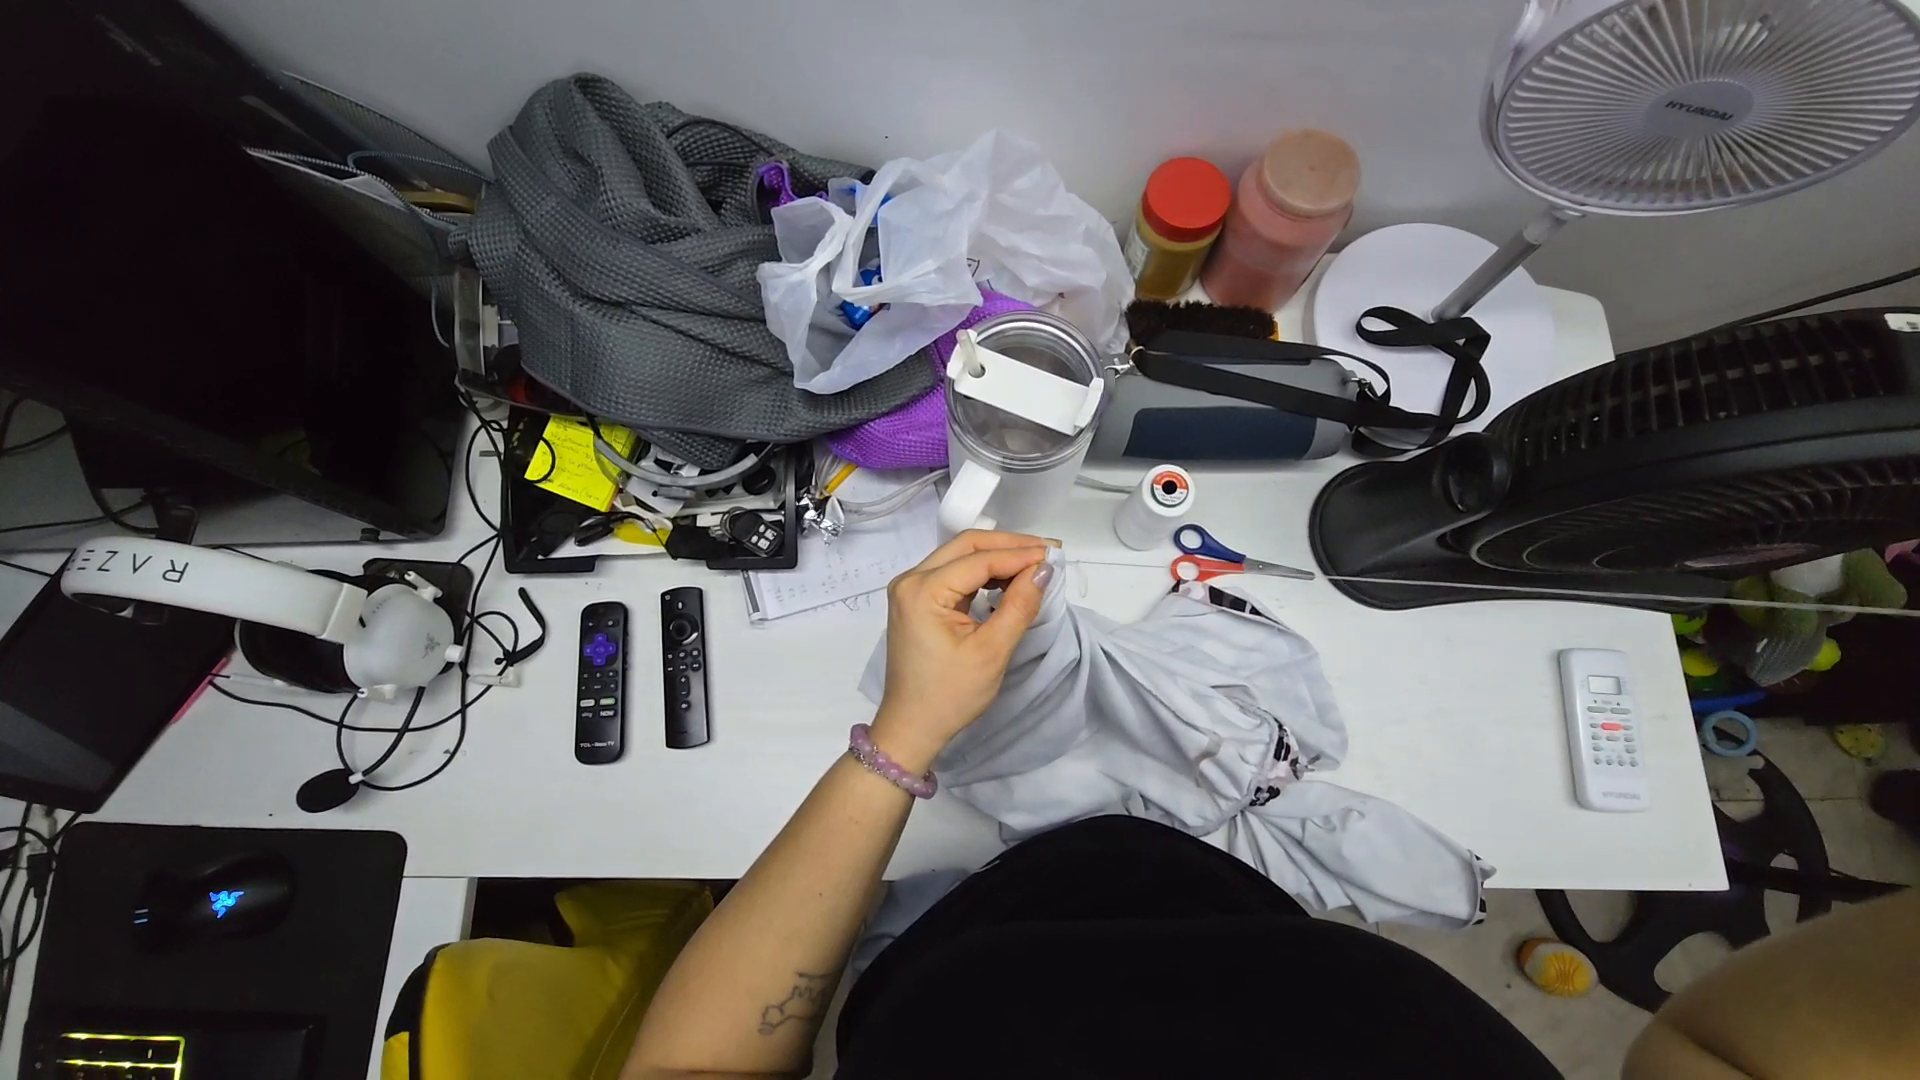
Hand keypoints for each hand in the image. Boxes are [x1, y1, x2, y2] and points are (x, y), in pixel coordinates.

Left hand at [871, 529, 1055, 771]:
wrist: (912, 726)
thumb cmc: (950, 695)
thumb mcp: (992, 652)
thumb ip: (1019, 605)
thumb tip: (1044, 570)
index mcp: (922, 590)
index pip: (979, 559)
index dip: (1020, 554)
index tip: (1056, 554)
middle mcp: (910, 580)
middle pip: (966, 546)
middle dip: (1010, 546)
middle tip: (1049, 551)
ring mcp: (910, 588)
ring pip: (960, 555)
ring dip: (997, 556)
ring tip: (1035, 563)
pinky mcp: (916, 599)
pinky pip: (954, 573)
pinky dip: (982, 572)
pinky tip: (1008, 578)